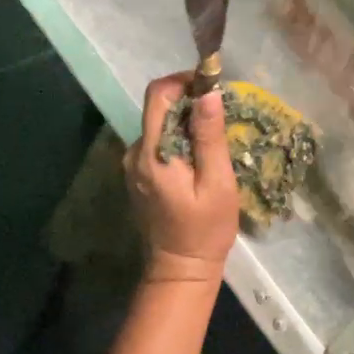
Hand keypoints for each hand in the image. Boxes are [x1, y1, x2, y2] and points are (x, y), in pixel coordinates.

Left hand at [124, 73, 239, 285]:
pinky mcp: (140, 173)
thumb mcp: (216, 182)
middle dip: (189, 100)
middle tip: (219, 113)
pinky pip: (159, 139)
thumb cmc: (205, 228)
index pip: (158, 94)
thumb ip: (209, 136)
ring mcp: (134, 164)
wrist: (181, 271)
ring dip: (185, 119)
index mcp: (153, 153)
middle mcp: (136, 152)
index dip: (184, 81)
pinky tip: (199, 155)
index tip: (211, 88)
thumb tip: (209, 93)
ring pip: (160, 122)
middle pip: (158, 106)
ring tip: (213, 136)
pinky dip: (179, 135)